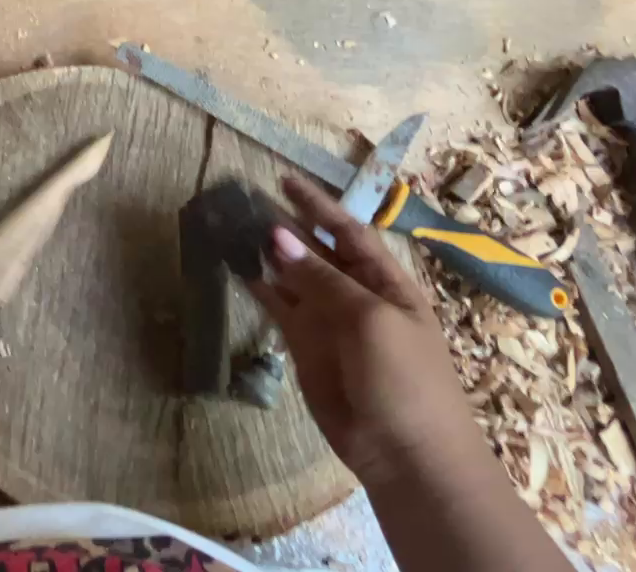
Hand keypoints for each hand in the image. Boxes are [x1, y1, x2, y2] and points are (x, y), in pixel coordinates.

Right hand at [249, 178, 487, 486]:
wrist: (405, 454)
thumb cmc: (404, 379)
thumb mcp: (369, 318)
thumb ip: (320, 276)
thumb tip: (275, 234)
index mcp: (385, 282)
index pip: (347, 232)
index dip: (318, 205)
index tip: (284, 180)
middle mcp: (354, 293)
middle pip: (314, 249)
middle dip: (284, 224)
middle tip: (243, 199)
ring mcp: (326, 318)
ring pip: (290, 273)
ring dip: (264, 251)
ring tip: (230, 223)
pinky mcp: (302, 342)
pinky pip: (276, 303)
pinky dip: (255, 283)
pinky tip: (233, 263)